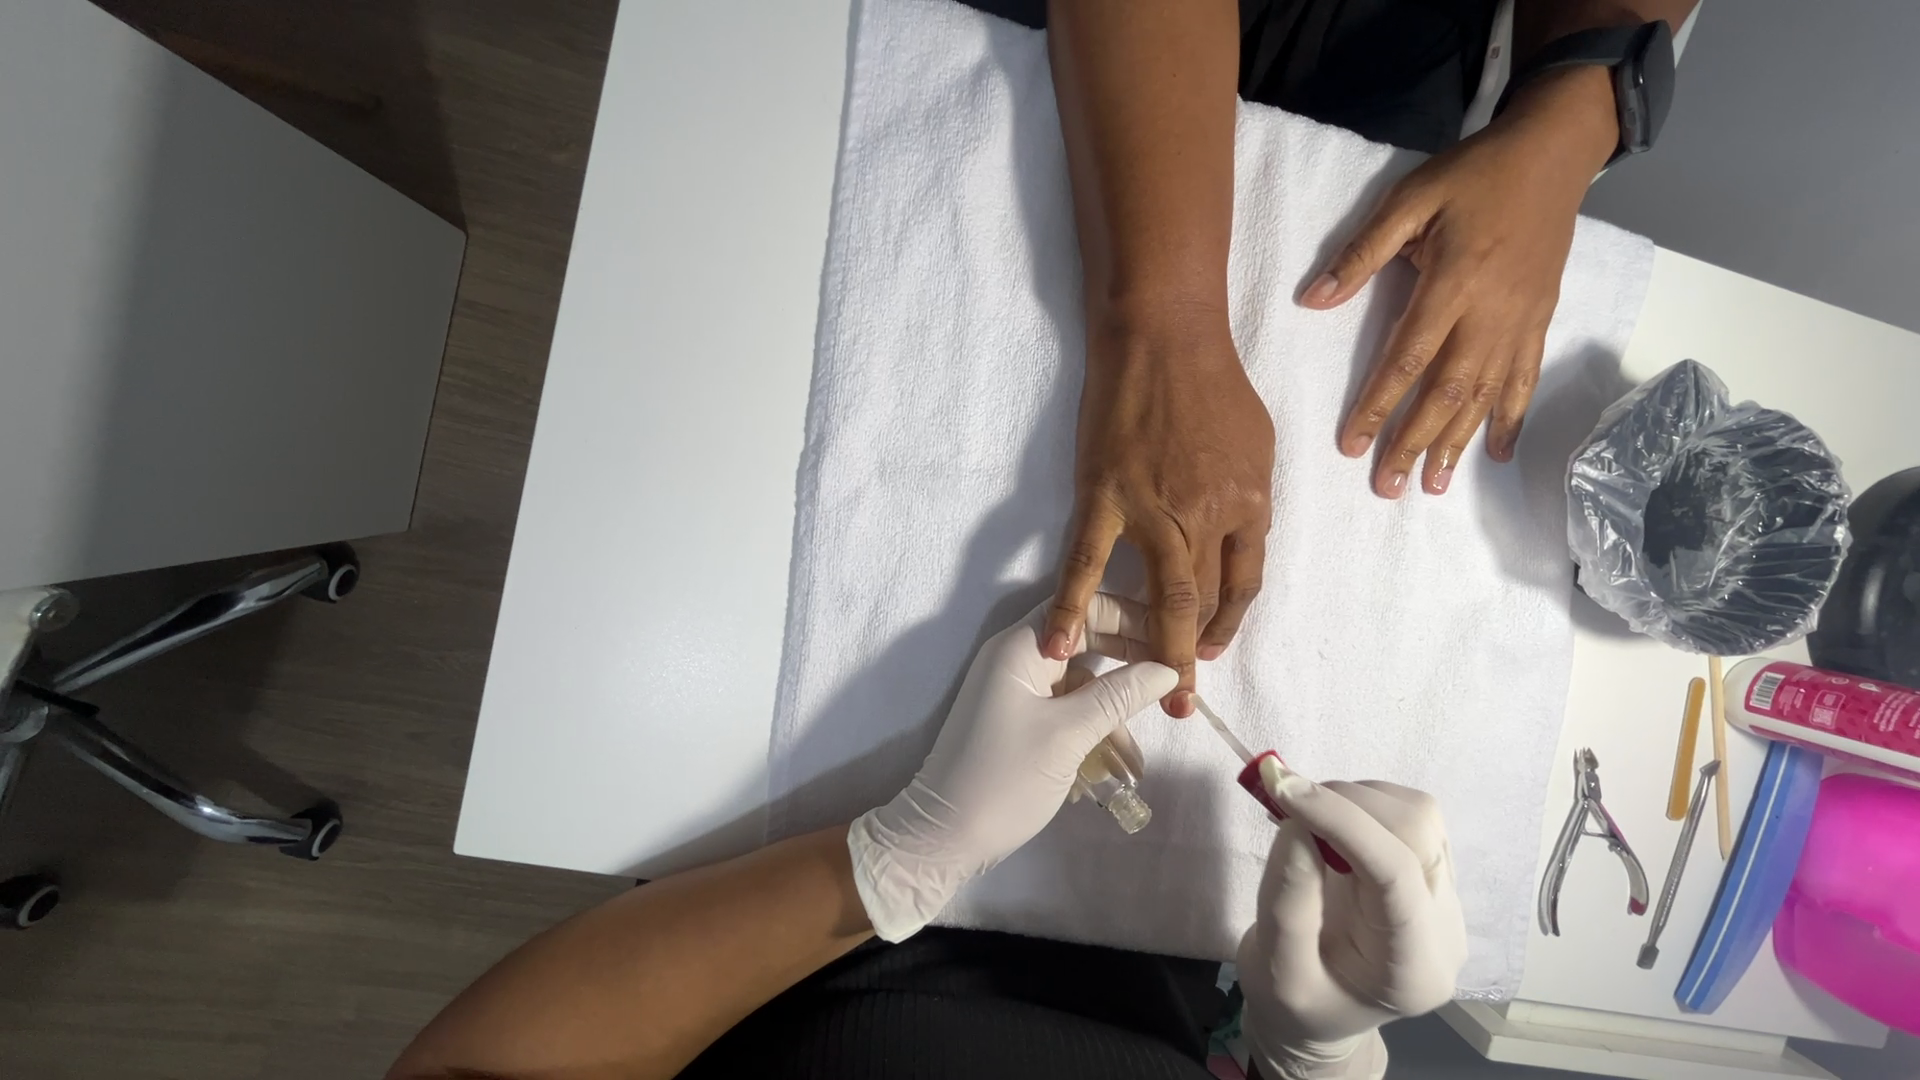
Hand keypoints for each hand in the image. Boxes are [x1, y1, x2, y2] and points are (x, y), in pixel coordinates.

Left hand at [848, 594, 1175, 940]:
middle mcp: (1018, 658)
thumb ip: (1118, 695)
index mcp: (1021, 646)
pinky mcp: (1022, 721)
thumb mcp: (1068, 735)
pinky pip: (1069, 710)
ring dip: (1116, 711)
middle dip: (1131, 664)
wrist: (945, 835)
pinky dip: (1095, 731)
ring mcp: (1019, 690)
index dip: (1130, 616)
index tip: (1174, 638)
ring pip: (1083, 682)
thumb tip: (1167, 668)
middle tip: (1177, 686)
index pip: (1083, 607)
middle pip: (1086, 641)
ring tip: (1144, 756)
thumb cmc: (1004, 777)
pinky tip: (1122, 767)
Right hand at [1045, 314, 1274, 717]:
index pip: (1244, 582)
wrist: (1162, 337)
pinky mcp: (1103, 501)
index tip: (1212, 644)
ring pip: (1159, 600)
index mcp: (1250, 504)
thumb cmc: (1214, 384)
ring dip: (1156, 655)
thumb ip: (1248, 499)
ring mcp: (1155, 513)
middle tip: (1184, 699)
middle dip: (1195, 657)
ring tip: (1153, 698)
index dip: (1228, 622)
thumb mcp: (1257, 443)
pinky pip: (1084, 564)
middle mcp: (1208, 519)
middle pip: (1204, 603)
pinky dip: (1068, 608)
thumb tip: (1233, 538)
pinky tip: (1055, 646)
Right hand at [1238, 760, 1466, 1079]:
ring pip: (1418, 814)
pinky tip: (1327, 820)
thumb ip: (1288, 899)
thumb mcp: (1275, 966)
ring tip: (1305, 814)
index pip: (1394, 872)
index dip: (1339, 819)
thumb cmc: (1294, 1001)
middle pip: (1414, 832)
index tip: (1280, 785)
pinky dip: (1361, 800)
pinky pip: (1411, 815)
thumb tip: (1297, 821)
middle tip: (1284, 800)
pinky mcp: (1431, 873)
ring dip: (1353, 797)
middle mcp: (1444, 929)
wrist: (1317, 1016)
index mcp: (1411, 968)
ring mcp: (1445, 899)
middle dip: (1343, 802)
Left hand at [1303, 67, 1618, 497]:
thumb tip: (1312, 300)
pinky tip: (1498, 454)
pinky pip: (1526, 379)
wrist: (1555, 151)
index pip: (1406, 359)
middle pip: (1447, 391)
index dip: (1378, 406)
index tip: (1352, 446)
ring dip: (1457, 443)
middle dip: (1414, 442)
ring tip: (1433, 486)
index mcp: (1453, 284)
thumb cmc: (1471, 176)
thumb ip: (1361, 253)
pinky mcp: (1541, 320)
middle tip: (1389, 487)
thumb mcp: (1409, 200)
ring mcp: (1521, 320)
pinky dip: (1512, 419)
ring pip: (1486, 395)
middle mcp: (1491, 312)